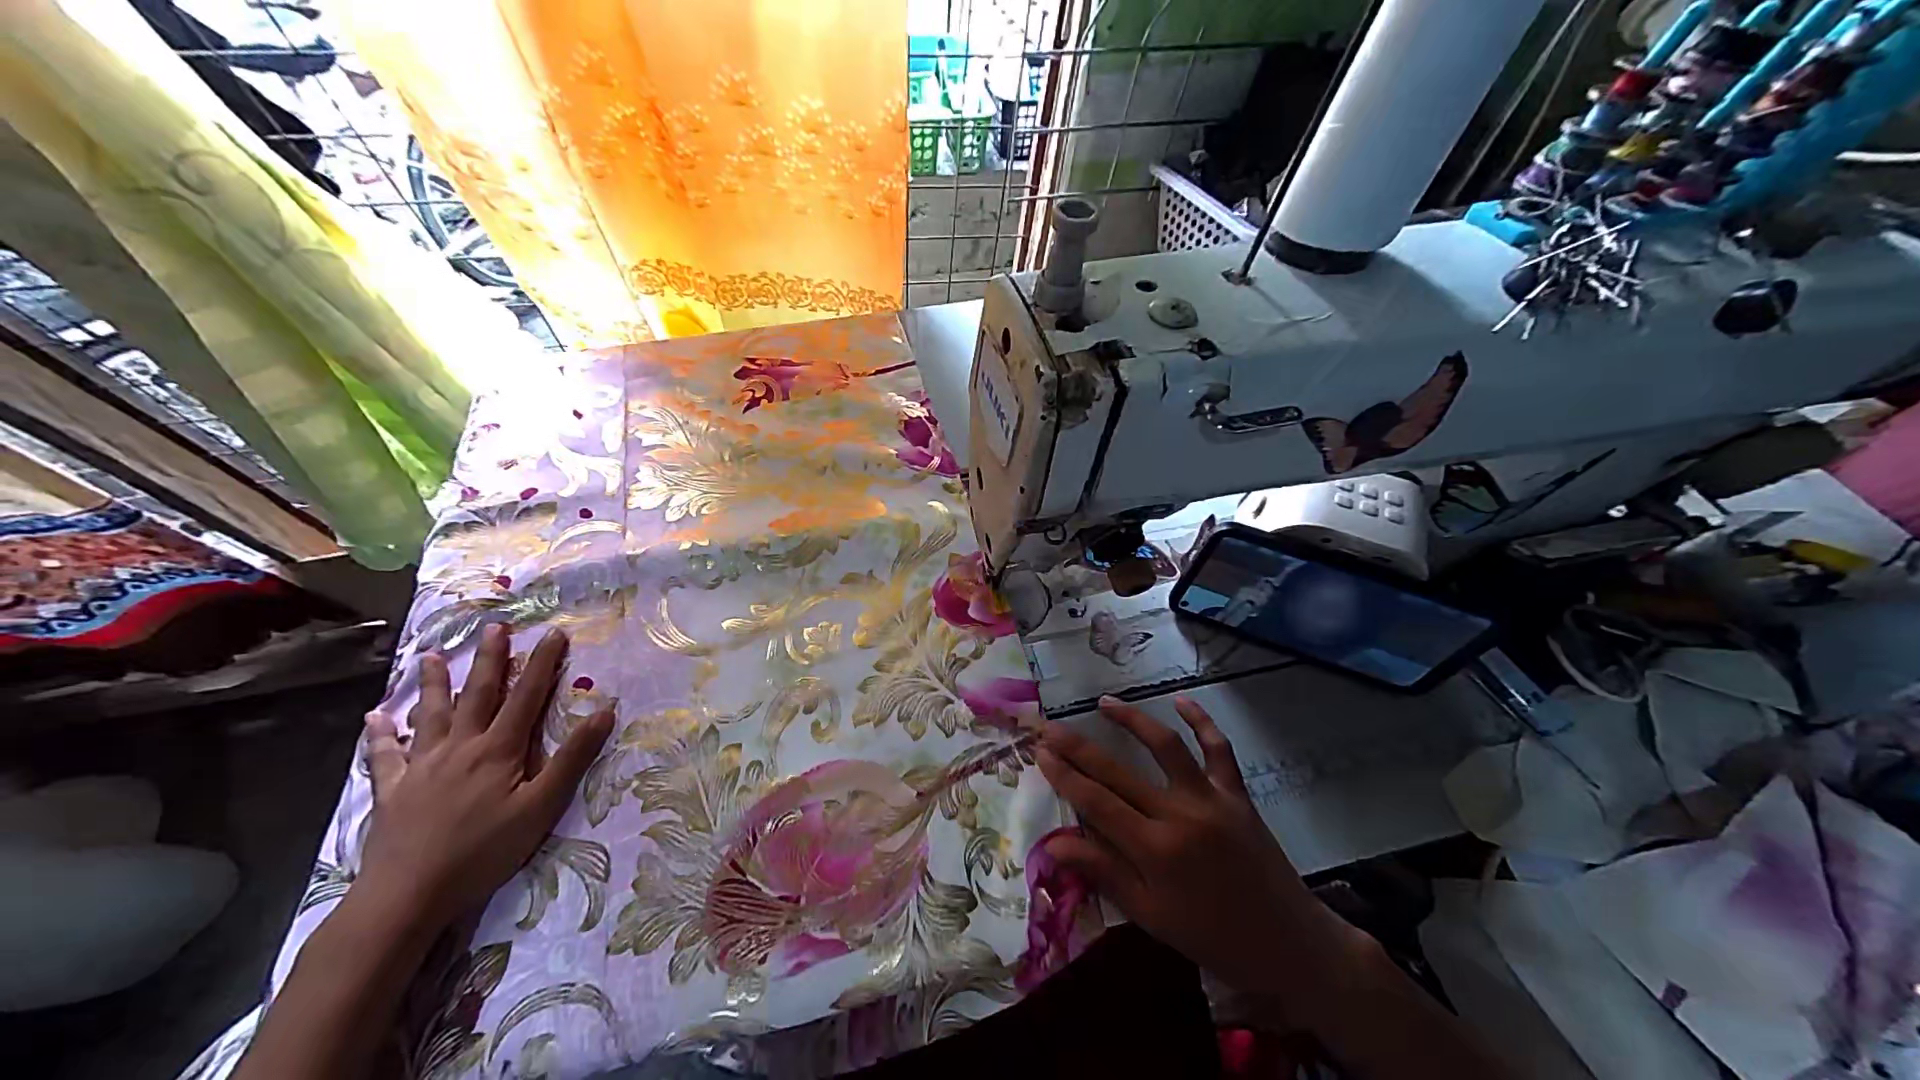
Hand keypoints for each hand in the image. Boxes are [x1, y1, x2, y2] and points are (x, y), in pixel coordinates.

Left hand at [357, 624, 613, 930]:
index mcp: (499, 749)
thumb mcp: (541, 806)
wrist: (408, 894)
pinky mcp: (394, 790)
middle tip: (495, 628)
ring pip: (430, 715)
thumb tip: (604, 711)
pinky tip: (374, 718)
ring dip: (433, 684)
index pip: (527, 696)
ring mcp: (422, 766)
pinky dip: (381, 734)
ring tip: (430, 656)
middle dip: (491, 660)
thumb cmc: (484, 850)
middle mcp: (460, 746)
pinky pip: (386, 755)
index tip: (554, 633)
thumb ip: (572, 758)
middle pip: (478, 694)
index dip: (543, 663)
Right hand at [1034, 696, 1370, 1000]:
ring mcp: (1212, 800)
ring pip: (1167, 746)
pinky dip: (1202, 722)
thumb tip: (1053, 843)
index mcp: (1155, 850)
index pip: (1095, 802)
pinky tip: (1182, 700)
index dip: (1064, 774)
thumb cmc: (1210, 936)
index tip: (1039, 751)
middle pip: (1118, 771)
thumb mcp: (1150, 915)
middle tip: (1050, 727)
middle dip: (1078, 746)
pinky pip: (1219, 750)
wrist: (1288, 943)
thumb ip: (1103, 872)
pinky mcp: (1237, 795)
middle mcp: (1180, 816)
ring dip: (1133, 720)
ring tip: (1105, 703)